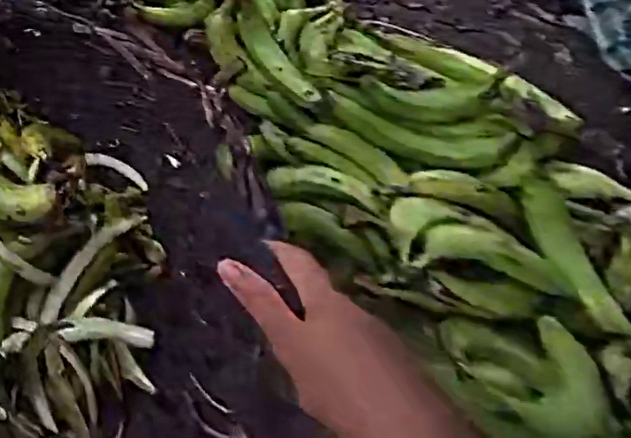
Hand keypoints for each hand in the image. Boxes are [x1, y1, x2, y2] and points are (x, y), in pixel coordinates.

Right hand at [219, 242, 474, 437]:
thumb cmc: (342, 385)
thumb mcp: (290, 345)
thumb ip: (261, 303)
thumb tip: (225, 259)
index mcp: (328, 299)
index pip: (297, 257)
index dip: (273, 248)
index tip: (250, 246)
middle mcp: (358, 310)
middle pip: (321, 292)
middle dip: (294, 293)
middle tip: (264, 302)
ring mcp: (386, 342)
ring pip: (342, 323)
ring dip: (319, 326)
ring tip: (295, 342)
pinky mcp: (405, 373)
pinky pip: (362, 349)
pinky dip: (342, 352)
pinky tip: (333, 373)